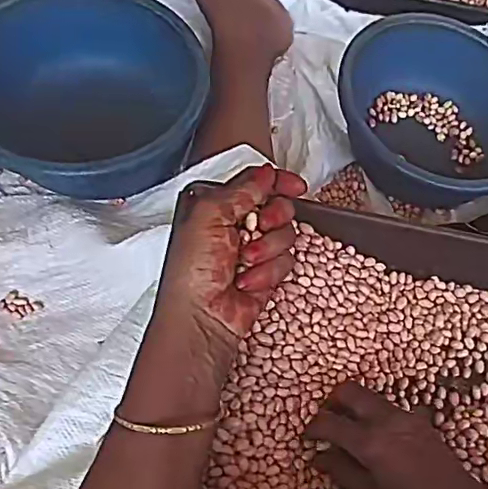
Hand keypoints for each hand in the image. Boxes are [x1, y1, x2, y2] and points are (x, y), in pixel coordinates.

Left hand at [158, 164, 307, 354]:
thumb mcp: (208, 215)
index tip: (296, 187)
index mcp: (220, 205)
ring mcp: (256, 250)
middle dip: (274, 217)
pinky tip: (247, 282)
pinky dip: (268, 272)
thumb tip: (266, 173)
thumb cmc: (192, 271)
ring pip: (286, 235)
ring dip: (267, 249)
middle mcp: (239, 226)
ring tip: (245, 262)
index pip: (257, 184)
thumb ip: (241, 190)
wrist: (200, 315)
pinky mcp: (268, 273)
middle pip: (279, 207)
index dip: (279, 182)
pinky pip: (286, 262)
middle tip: (260, 227)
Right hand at [305, 383, 487, 488]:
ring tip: (351, 430)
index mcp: (368, 442)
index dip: (312, 428)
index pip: (328, 422)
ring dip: (356, 407)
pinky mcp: (420, 419)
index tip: (308, 437)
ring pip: (372, 397)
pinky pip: (392, 408)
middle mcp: (386, 420)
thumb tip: (319, 457)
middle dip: (332, 401)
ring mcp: (406, 416)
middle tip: (327, 420)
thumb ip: (341, 471)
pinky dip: (378, 415)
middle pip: (350, 391)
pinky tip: (381, 437)